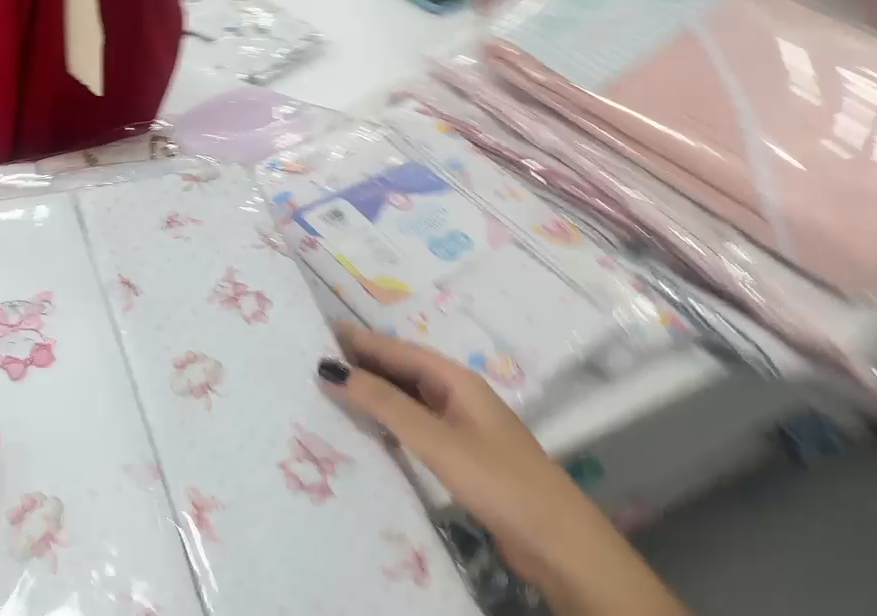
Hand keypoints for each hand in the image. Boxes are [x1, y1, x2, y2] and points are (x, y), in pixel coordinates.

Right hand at [320, 324, 687, 615]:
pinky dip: (388, 419)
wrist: (561, 546)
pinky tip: (367, 427)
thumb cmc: (499, 482)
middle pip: (403, 370)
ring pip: (408, 398)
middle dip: (363, 362)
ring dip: (373, 391)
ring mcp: (463, 427)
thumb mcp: (435, 440)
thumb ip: (383, 403)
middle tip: (315, 357)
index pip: (398, 349)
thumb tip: (331, 368)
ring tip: (331, 387)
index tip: (319, 330)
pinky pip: (415, 425)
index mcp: (457, 381)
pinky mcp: (462, 456)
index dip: (360, 340)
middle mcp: (459, 396)